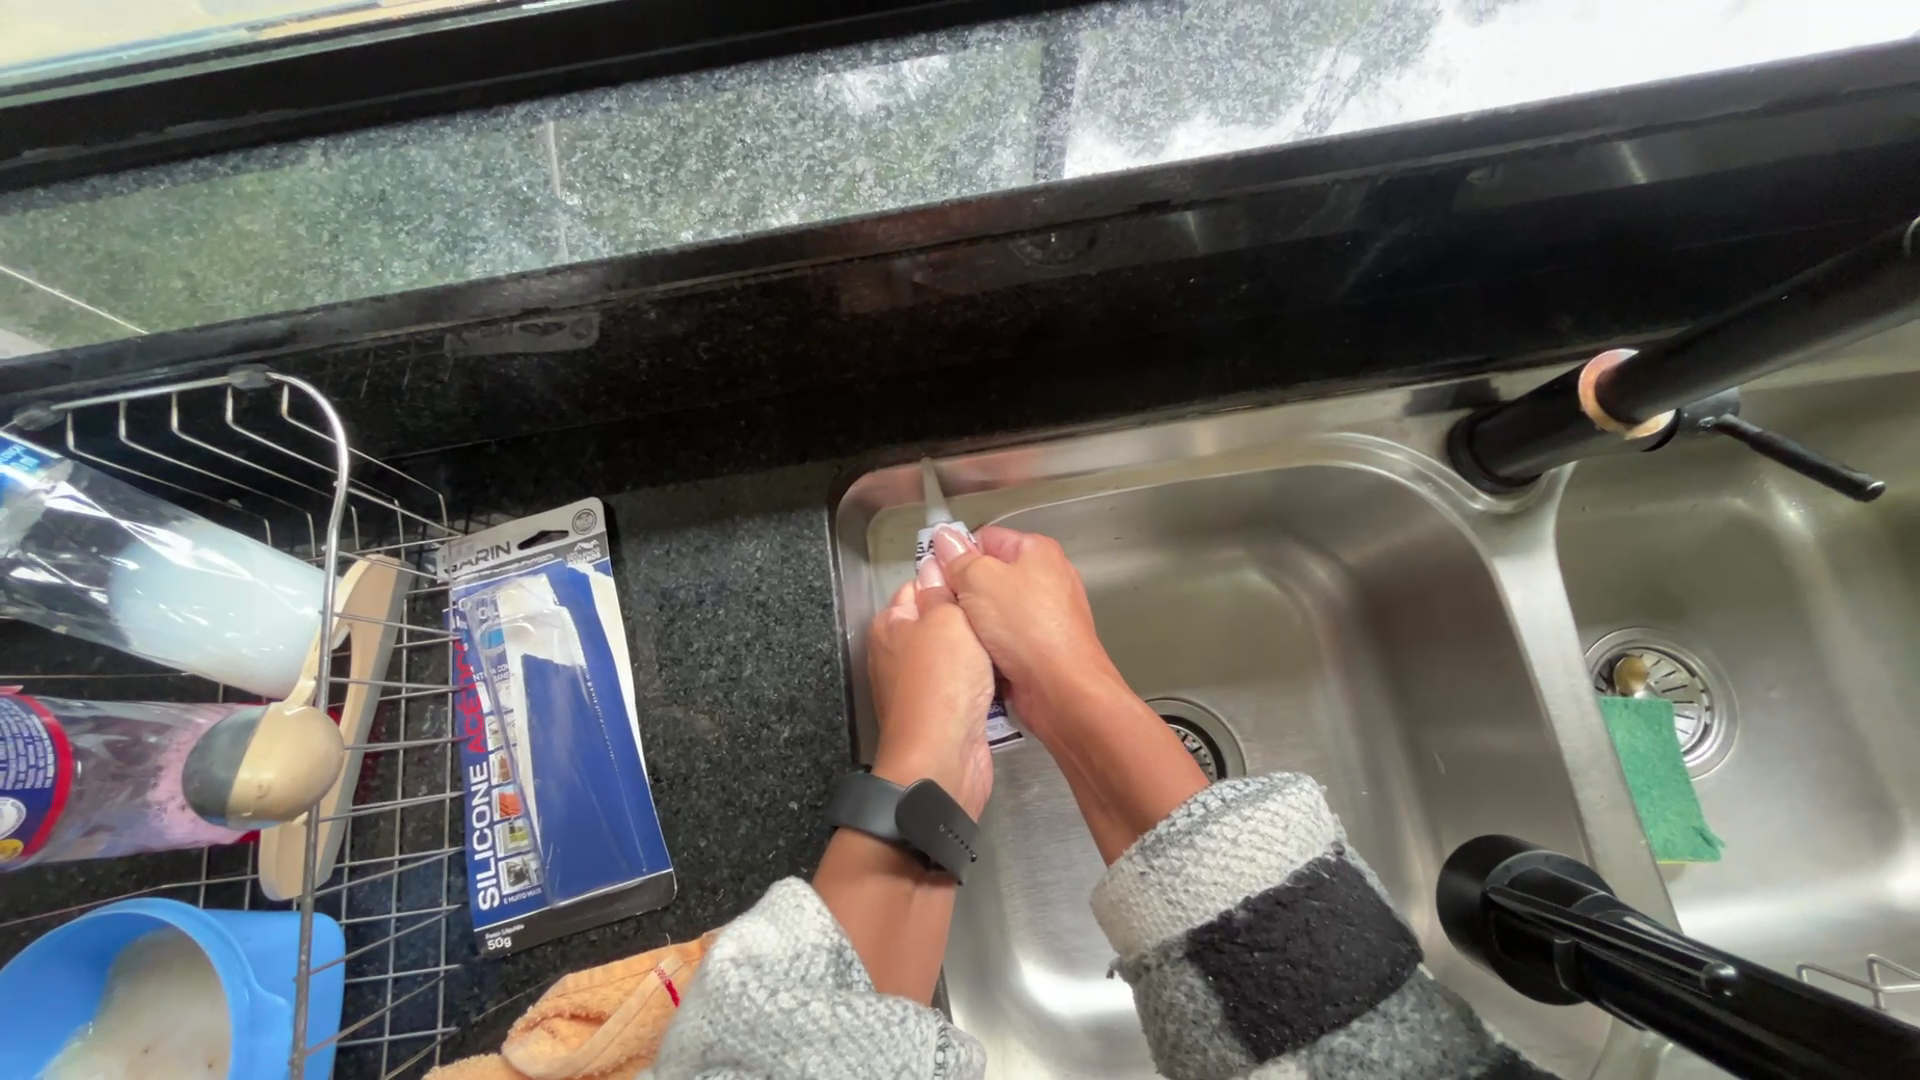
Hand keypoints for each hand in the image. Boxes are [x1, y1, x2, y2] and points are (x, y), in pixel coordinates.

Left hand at [865, 579, 993, 818]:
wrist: (943, 758)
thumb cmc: (940, 684)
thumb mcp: (946, 620)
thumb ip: (942, 591)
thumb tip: (935, 564)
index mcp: (891, 625)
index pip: (919, 585)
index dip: (949, 578)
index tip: (980, 576)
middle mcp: (901, 654)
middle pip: (942, 621)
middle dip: (971, 617)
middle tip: (999, 610)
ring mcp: (922, 686)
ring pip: (960, 654)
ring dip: (982, 651)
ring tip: (1006, 642)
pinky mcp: (944, 712)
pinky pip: (968, 685)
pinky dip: (985, 682)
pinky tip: (1003, 677)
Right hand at [923, 524, 1129, 741]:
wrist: (1063, 688)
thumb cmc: (1026, 628)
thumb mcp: (980, 580)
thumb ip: (959, 558)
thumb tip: (943, 537)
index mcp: (1036, 551)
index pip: (985, 539)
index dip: (958, 555)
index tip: (937, 575)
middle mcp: (1047, 577)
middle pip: (989, 576)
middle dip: (964, 592)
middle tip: (945, 608)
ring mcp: (1048, 614)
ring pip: (994, 611)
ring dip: (974, 623)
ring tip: (961, 635)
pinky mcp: (1044, 646)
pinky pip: (1006, 638)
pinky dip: (990, 646)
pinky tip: (979, 656)